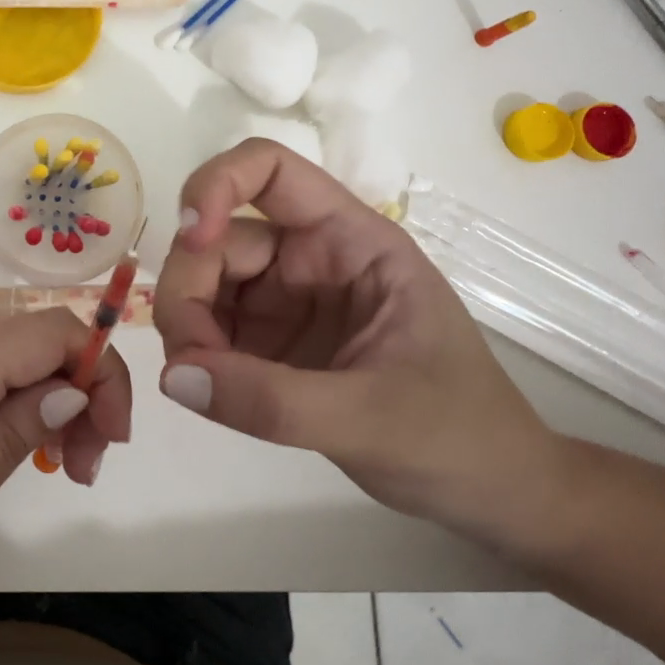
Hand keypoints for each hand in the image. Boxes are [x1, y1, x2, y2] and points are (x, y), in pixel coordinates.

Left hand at [0, 310, 130, 621]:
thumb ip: (9, 436)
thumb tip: (71, 390)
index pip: (49, 330)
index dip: (98, 369)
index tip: (110, 442)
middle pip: (32, 338)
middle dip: (81, 389)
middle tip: (85, 468)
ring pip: (6, 359)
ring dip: (49, 402)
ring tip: (60, 469)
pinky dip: (10, 409)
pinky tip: (12, 456)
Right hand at [154, 139, 561, 528]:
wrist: (491, 493)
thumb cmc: (460, 437)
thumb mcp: (374, 420)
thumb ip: (272, 401)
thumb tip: (173, 375)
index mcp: (352, 243)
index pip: (270, 171)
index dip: (218, 186)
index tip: (193, 238)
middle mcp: (309, 259)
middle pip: (217, 238)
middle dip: (188, 288)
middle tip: (188, 361)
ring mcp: (283, 301)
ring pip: (202, 283)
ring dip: (185, 324)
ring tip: (201, 385)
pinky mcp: (266, 343)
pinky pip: (208, 329)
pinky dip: (192, 355)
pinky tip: (207, 391)